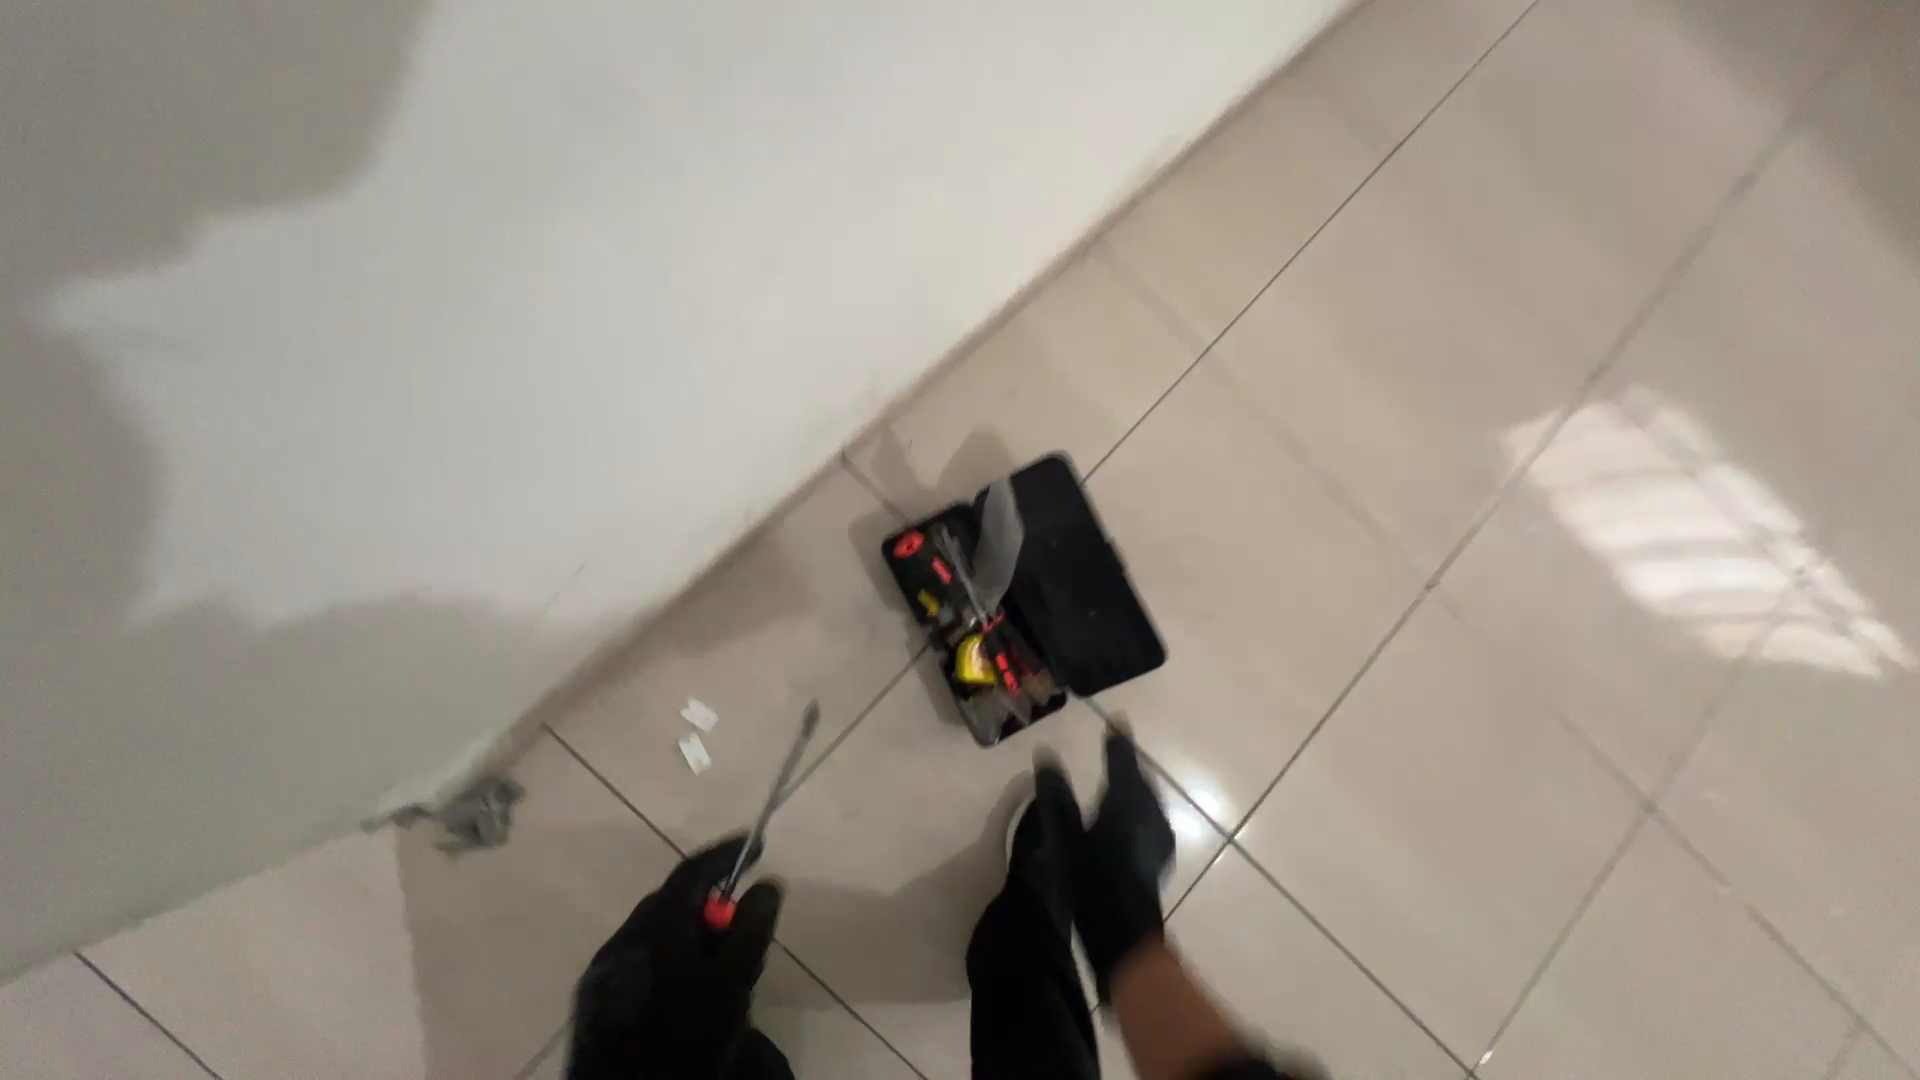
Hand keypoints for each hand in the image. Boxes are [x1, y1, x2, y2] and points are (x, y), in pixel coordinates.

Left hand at [568, 834, 783, 1079]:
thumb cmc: (686, 1037)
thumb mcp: (733, 981)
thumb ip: (752, 926)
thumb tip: (767, 884)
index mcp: (654, 926)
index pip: (694, 870)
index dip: (728, 854)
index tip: (758, 846)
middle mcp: (622, 939)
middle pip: (673, 902)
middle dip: (710, 904)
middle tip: (742, 924)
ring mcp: (601, 972)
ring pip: (655, 933)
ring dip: (689, 935)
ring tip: (718, 967)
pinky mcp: (592, 1002)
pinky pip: (640, 960)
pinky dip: (669, 960)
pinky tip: (685, 992)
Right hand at [1073, 730, 1174, 1002]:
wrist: (1124, 932)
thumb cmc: (1091, 881)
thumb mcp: (1064, 836)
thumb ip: (1056, 795)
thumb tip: (1044, 756)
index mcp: (1126, 802)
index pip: (1123, 761)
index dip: (1118, 741)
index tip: (1117, 720)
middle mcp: (1148, 812)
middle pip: (1140, 777)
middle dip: (1129, 759)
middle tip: (1118, 742)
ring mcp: (1159, 833)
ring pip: (1149, 794)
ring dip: (1136, 780)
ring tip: (1124, 770)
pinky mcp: (1160, 850)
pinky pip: (1151, 811)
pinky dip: (1140, 799)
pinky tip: (1131, 807)